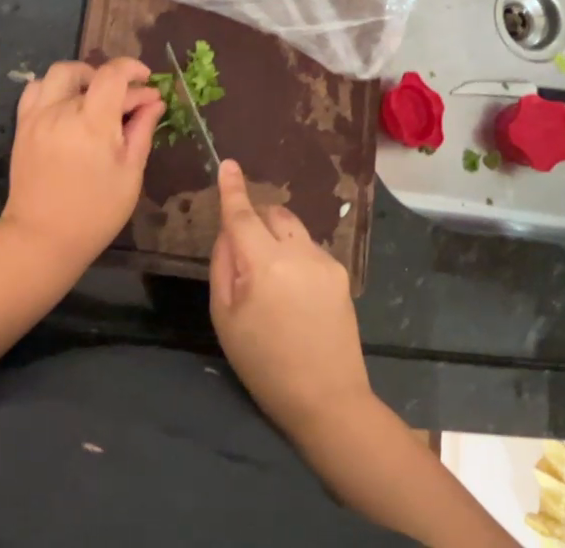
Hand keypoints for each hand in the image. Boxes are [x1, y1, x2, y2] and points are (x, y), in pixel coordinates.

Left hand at [1, 59, 164, 268]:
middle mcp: (61, 110)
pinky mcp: (23, 126)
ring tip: (96, 98)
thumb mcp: (130, 174)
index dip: (134, 69)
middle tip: (128, 102)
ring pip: (60, 74)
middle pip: (90, 74)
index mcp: (93, 122)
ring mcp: (37, 116)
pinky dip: (54, 88)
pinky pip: (35, 89)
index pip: (113, 74)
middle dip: (114, 81)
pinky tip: (67, 105)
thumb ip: (141, 132)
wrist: (42, 237)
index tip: (148, 82)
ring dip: (83, 77)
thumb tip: (154, 102)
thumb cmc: (96, 212)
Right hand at [209, 159, 371, 437]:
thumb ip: (223, 266)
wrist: (327, 400)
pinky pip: (309, 249)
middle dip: (255, 219)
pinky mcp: (341, 275)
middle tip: (242, 250)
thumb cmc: (264, 363)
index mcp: (264, 264)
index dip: (232, 189)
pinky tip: (293, 294)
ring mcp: (325, 262)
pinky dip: (294, 255)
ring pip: (293, 230)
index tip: (228, 164)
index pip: (243, 215)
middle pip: (272, 214)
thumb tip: (228, 234)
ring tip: (269, 279)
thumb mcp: (225, 317)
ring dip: (276, 237)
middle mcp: (298, 253)